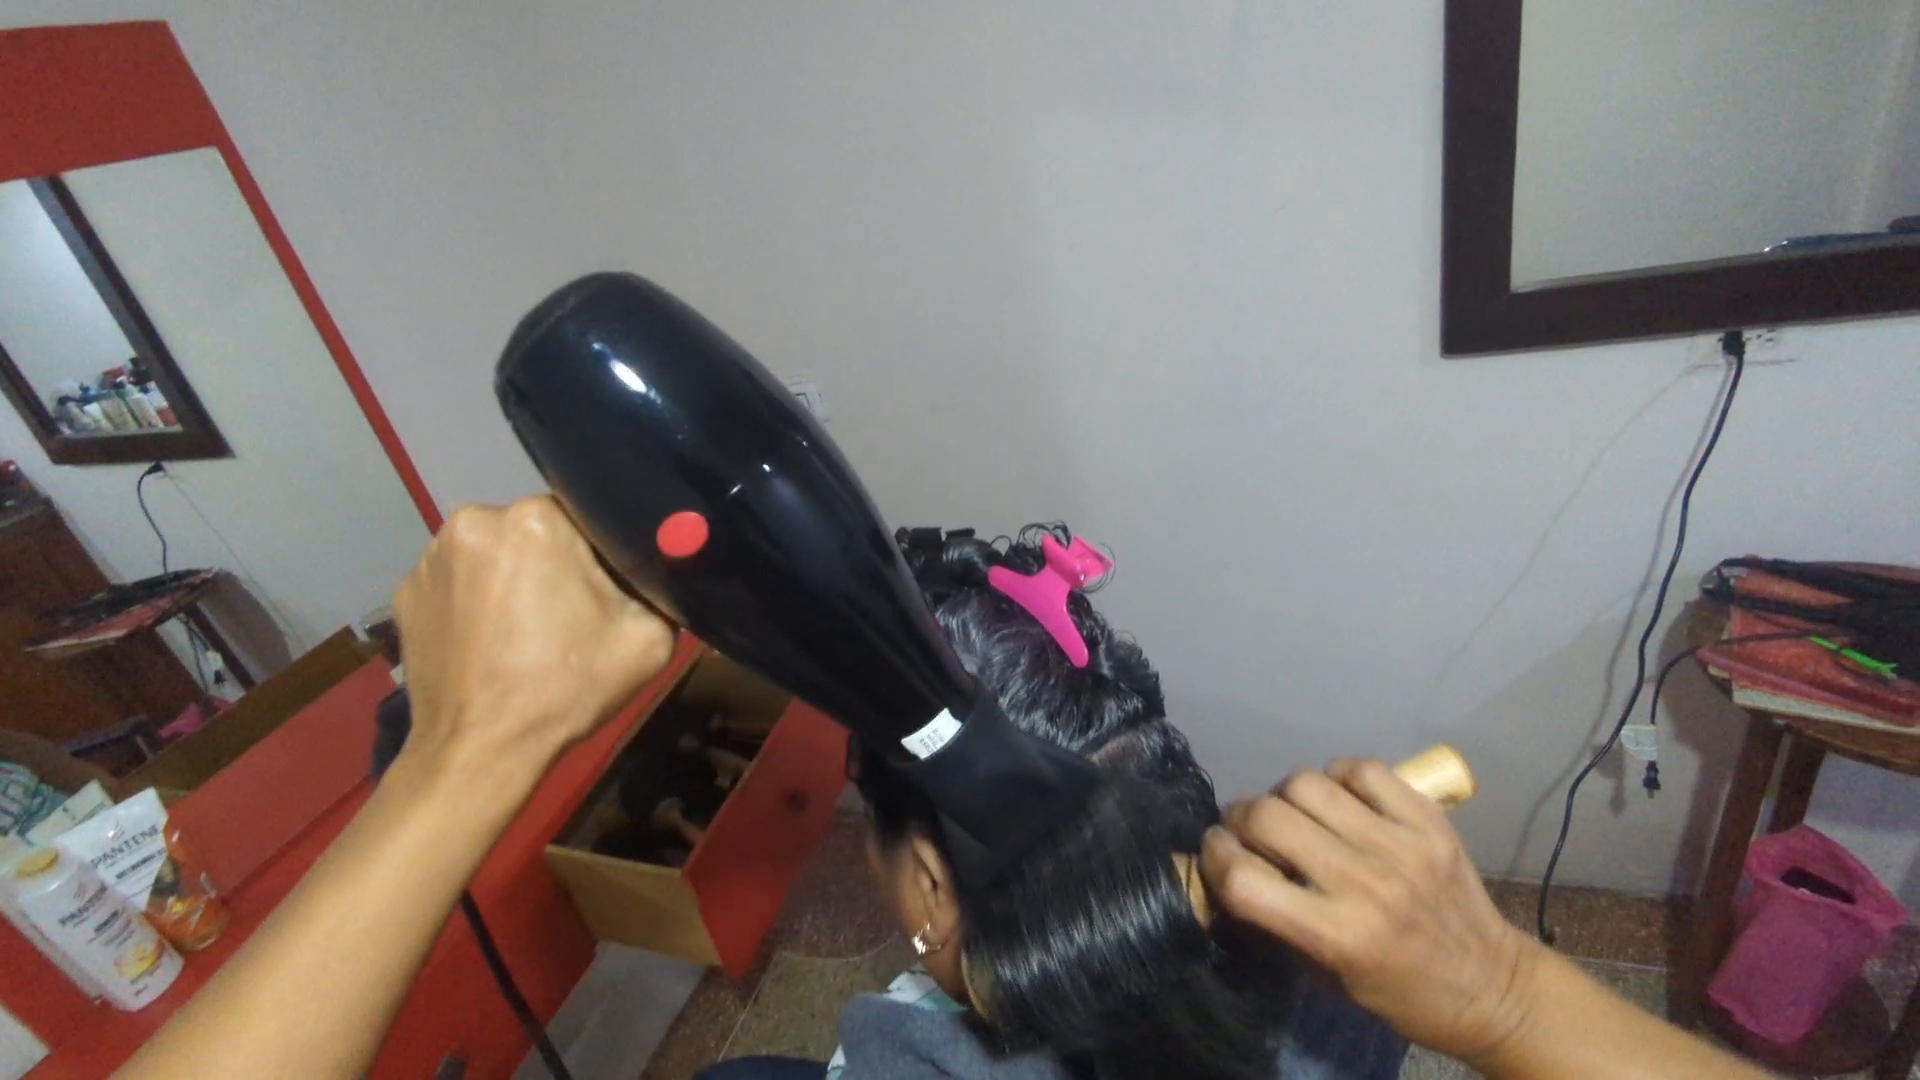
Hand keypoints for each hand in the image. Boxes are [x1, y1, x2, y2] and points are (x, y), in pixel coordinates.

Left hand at [392, 497, 675, 784]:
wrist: (481, 751)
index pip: (587, 514)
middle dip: (559, 559)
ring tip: (530, 626)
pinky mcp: (406, 590)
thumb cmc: (568, 687)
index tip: (612, 585)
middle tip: (574, 609)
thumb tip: (658, 567)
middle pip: (538, 529)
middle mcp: (476, 521)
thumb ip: (662, 587)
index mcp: (537, 520)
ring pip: (498, 550)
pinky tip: (494, 637)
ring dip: (517, 575)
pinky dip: (480, 597)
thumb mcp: (651, 637)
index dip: (605, 549)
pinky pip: (461, 577)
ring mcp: (432, 556)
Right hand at [1203, 759, 1538, 1066]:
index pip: (1244, 880)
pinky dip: (1339, 777)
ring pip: (1307, 782)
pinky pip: (1361, 769)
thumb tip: (1225, 865)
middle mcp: (1367, 884)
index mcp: (1338, 936)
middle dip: (1242, 817)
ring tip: (1298, 814)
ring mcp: (1402, 846)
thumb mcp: (1325, 974)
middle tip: (1250, 830)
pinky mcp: (1429, 820)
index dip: (1214, 856)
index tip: (1216, 850)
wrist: (1496, 989)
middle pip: (1269, 816)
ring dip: (1287, 795)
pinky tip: (1342, 800)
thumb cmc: (1399, 993)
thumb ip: (1274, 918)